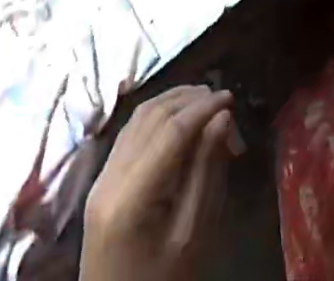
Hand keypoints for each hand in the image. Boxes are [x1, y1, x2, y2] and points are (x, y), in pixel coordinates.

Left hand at [82, 86, 241, 280]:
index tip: (231, 97)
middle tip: (225, 105)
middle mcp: (108, 179)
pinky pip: (131, 132)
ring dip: (175, 102)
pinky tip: (181, 118)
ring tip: (207, 102)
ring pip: (139, 118)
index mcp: (130, 198)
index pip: (170, 132)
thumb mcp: (192, 234)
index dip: (203, 108)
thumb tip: (222, 117)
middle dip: (191, 101)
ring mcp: (101, 178)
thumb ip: (207, 172)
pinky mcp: (102, 180)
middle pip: (151, 117)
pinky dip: (159, 115)